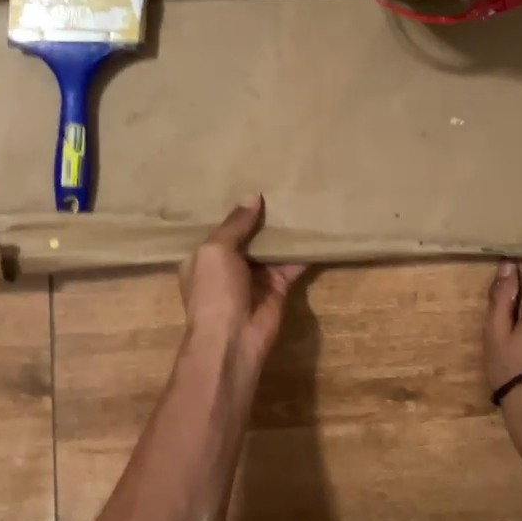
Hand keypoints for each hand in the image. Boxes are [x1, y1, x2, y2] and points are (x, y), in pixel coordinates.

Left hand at [179, 195, 310, 364]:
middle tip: (281, 184)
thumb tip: (254, 196)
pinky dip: (303, 249)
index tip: (248, 182)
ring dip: (284, 230)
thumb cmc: (214, 291)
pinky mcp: (279, 286)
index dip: (232, 208)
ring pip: (272, 247)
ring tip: (301, 198)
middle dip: (262, 215)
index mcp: (204, 257)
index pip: (219, 227)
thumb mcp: (216, 250)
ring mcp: (255, 276)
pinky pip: (293, 263)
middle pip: (249, 235)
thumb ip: (236, 223)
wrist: (233, 339)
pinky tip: (316, 227)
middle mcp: (229, 265)